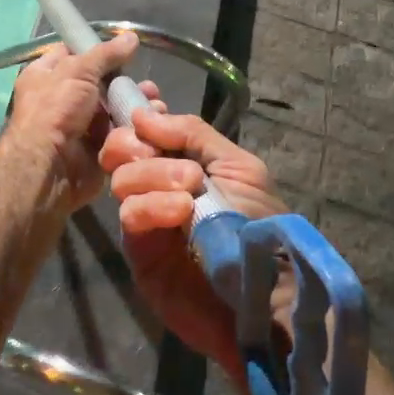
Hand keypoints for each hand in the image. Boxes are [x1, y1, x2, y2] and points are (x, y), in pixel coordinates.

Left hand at [4, 32, 145, 215]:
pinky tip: (157, 125)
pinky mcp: (95, 149)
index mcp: (46, 75)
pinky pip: (119, 135)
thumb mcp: (77, 72)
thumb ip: (105, 55)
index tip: (125, 49)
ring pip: (113, 110)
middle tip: (150, 86)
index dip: (97, 50)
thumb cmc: (55, 109)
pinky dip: (136, 130)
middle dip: (126, 83)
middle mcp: (61, 98)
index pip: (73, 54)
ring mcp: (79, 126)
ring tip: (158, 105)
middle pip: (100, 84)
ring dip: (136, 107)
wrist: (49, 167)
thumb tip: (131, 36)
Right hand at [100, 110, 292, 372]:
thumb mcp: (239, 168)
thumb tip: (143, 113)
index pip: (142, 128)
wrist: (272, 295)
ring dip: (154, 174)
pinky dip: (152, 205)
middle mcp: (155, 185)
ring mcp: (145, 217)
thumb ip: (193, 134)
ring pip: (121, 179)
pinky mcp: (139, 250)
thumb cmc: (261, 226)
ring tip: (191, 189)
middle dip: (141, 145)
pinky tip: (180, 210)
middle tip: (182, 166)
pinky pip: (130, 216)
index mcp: (178, 161)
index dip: (140, 113)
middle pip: (121, 149)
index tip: (149, 99)